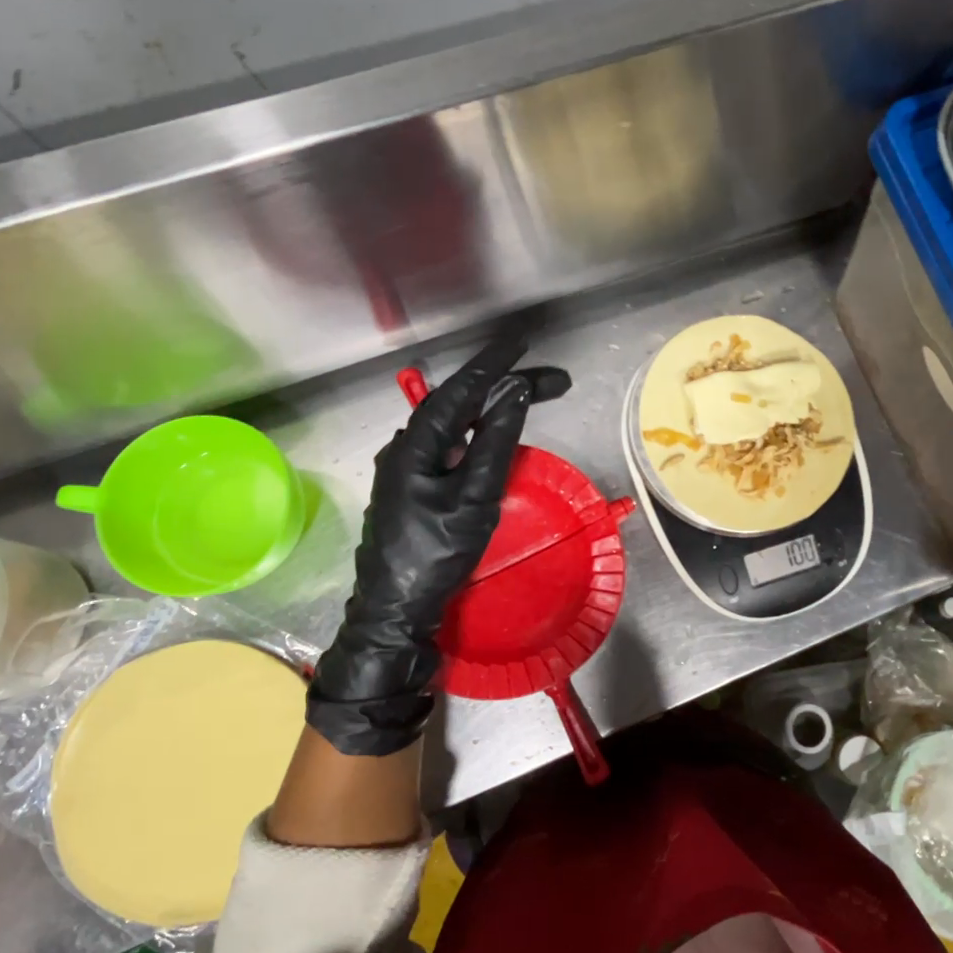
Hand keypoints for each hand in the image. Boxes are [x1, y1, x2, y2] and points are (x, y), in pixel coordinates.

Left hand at [307, 339, 539, 756]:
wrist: (394, 609)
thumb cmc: (434, 554)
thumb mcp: (473, 499)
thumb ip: (494, 444)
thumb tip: (514, 395)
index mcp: (416, 444)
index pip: (460, 390)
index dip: (495, 363)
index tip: (526, 344)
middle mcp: (408, 446)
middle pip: (462, 404)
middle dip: (507, 388)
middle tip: (558, 383)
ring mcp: (410, 467)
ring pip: (458, 424)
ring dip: (496, 409)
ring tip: (538, 398)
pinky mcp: (417, 486)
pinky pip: (453, 445)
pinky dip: (482, 432)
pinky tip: (500, 432)